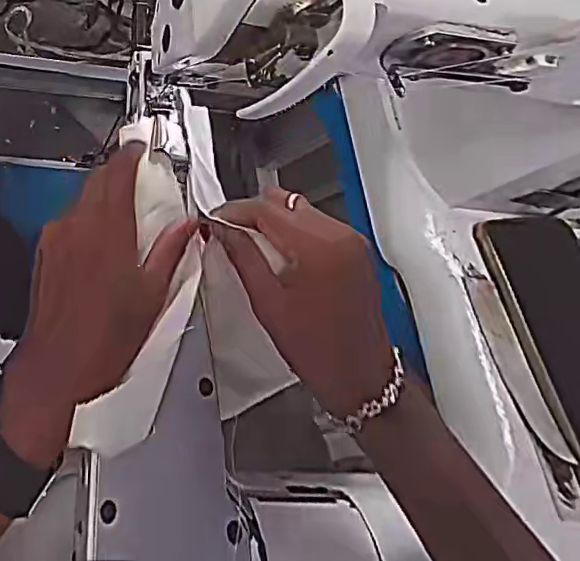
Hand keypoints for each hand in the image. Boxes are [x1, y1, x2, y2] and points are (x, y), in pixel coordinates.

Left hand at [0, 143, 195, 466]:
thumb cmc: (102, 342)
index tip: (140, 145)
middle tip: (136, 173)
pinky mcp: (45, 252)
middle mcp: (78, 227)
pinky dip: (86, 216)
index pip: (117, 172)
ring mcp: (57, 238)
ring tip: (122, 210)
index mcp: (109, 231)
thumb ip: (171, 250)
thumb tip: (186, 226)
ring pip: (82, 197)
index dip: (130, 152)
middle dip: (118, 170)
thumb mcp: (151, 296)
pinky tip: (99, 239)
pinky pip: (68, 219)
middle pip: (98, 178)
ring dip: (102, 193)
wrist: (55, 372)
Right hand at [211, 187, 397, 419]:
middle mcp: (339, 236)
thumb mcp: (269, 304)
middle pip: (285, 202)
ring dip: (275, 220)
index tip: (218, 217)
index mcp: (318, 247)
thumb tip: (225, 231)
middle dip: (254, 213)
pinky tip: (282, 253)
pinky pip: (318, 223)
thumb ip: (244, 258)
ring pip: (301, 208)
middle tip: (231, 230)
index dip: (235, 210)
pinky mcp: (356, 248)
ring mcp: (351, 240)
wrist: (361, 377)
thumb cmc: (321, 352)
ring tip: (254, 244)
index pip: (266, 209)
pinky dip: (296, 230)